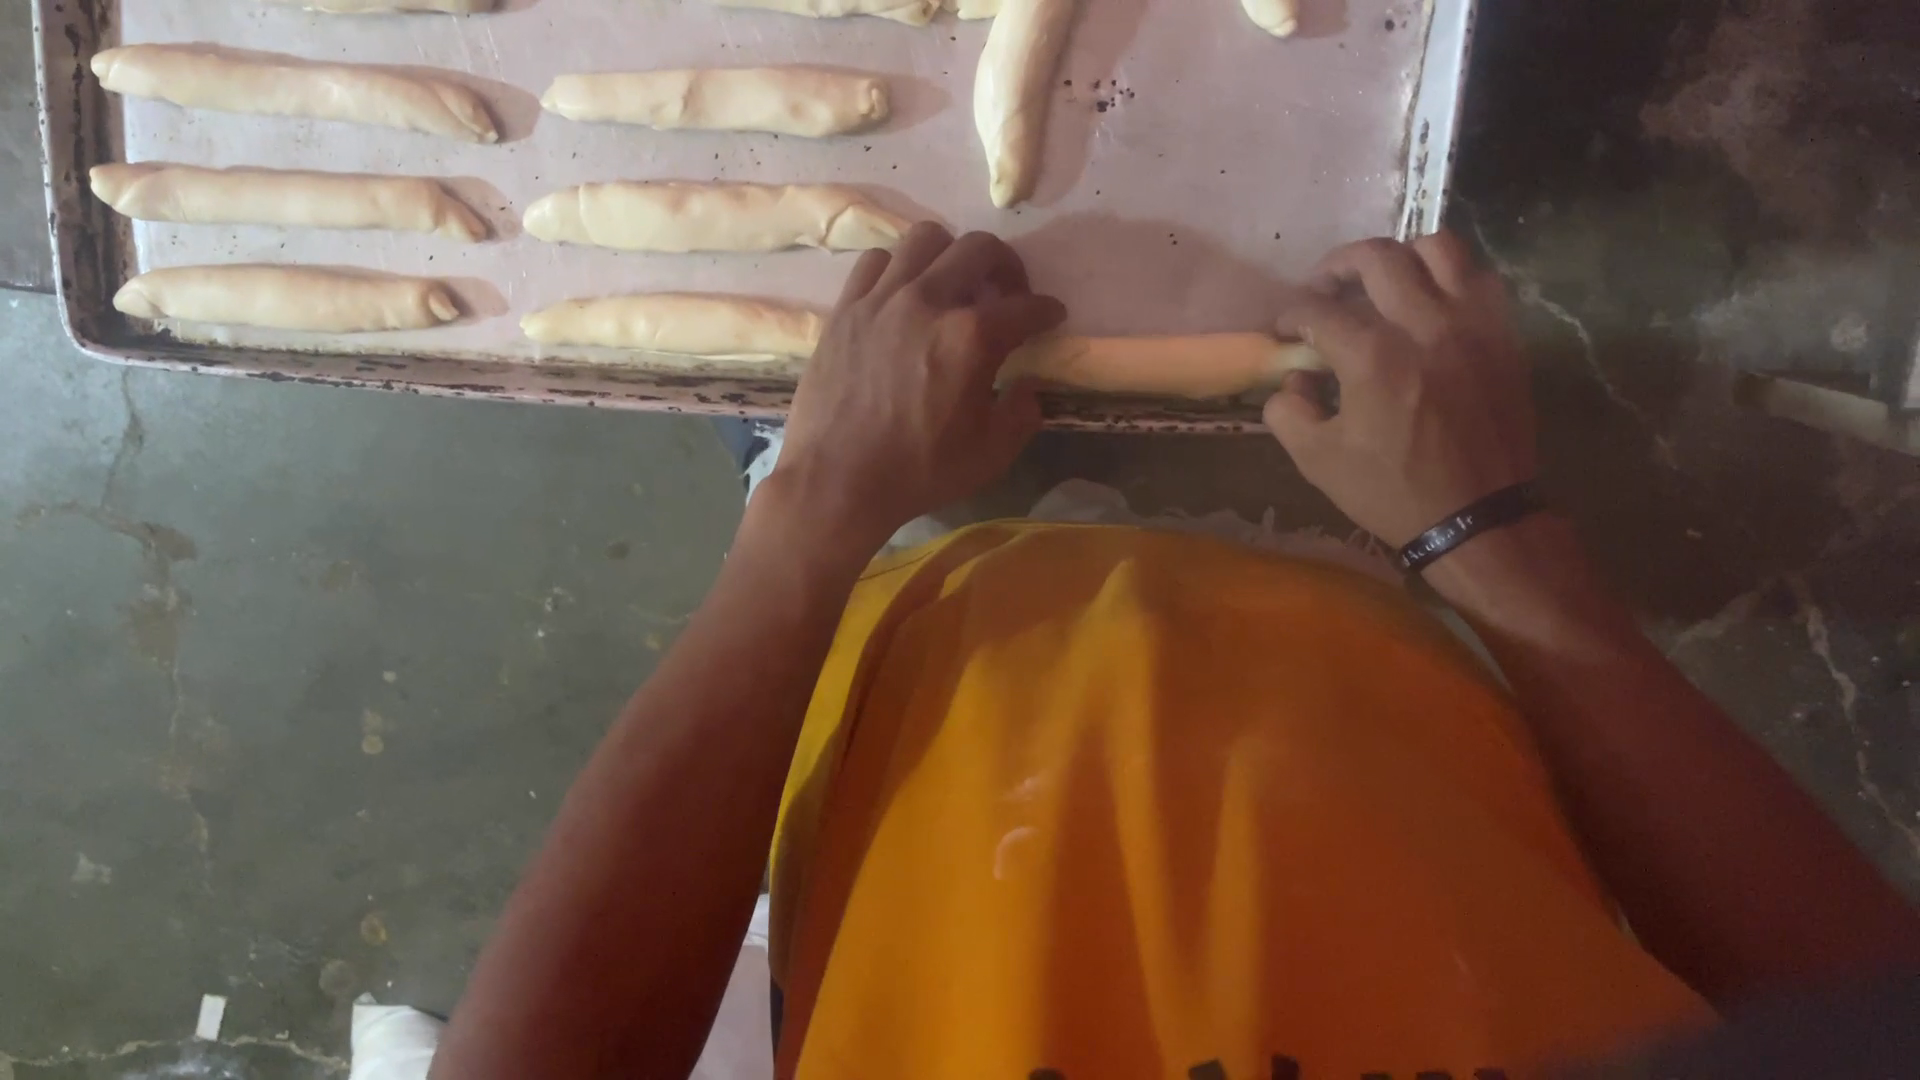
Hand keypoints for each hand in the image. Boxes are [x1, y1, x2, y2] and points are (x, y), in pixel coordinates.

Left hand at [772, 223, 1065, 550]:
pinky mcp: (846, 309)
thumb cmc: (917, 472)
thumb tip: (1027, 389)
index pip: (1025, 307)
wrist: (836, 481)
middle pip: (978, 249)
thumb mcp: (989, 455)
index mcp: (971, 337)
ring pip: (925, 240)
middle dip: (1006, 265)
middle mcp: (927, 301)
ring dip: (950, 255)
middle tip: (1007, 292)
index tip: (1051, 315)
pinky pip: (876, 261)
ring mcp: (881, 299)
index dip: (1047, 310)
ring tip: (952, 284)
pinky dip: (899, 268)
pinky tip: (902, 295)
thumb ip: (1021, 415)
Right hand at [1264, 231, 1536, 547]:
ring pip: (1437, 248)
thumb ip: (1288, 409)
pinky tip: (1425, 302)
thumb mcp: (1316, 459)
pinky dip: (1445, 276)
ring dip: (1399, 257)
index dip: (1291, 315)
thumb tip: (1295, 376)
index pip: (1318, 309)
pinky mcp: (1503, 333)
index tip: (1283, 330)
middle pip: (1377, 257)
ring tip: (1379, 283)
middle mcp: (1426, 325)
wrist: (1477, 515)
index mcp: (1374, 358)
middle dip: (1337, 267)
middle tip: (1322, 291)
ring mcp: (1473, 323)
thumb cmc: (1390, 490)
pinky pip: (1476, 276)